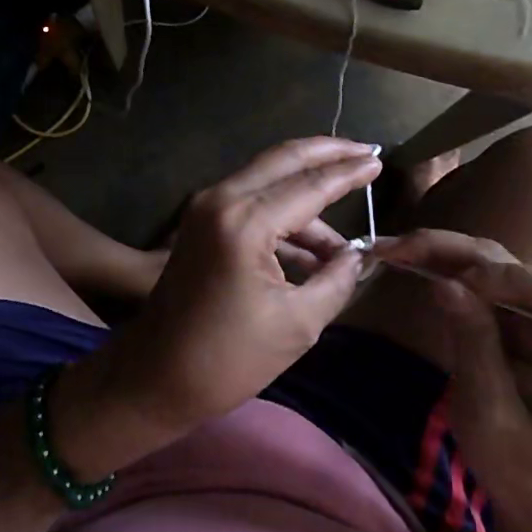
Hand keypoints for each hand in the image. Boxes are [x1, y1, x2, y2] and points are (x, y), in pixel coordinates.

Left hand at [56, 138, 380, 471]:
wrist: (152, 379)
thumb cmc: (227, 358)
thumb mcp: (298, 324)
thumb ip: (337, 280)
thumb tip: (358, 255)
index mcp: (246, 222)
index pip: (311, 185)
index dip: (349, 173)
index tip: (379, 164)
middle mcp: (223, 199)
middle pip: (285, 158)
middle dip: (328, 152)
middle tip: (366, 152)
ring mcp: (207, 206)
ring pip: (269, 176)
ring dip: (308, 193)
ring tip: (344, 238)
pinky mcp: (202, 220)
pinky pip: (253, 199)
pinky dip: (285, 213)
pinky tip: (313, 248)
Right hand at [375, 230, 531, 510]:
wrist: (523, 484)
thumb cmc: (516, 463)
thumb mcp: (491, 418)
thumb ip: (475, 348)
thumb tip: (445, 284)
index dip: (516, 280)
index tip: (467, 283)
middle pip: (521, 265)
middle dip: (461, 252)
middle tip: (403, 249)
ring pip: (496, 260)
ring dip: (445, 250)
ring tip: (396, 248)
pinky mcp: (510, 305)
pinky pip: (479, 272)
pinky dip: (443, 262)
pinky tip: (410, 257)